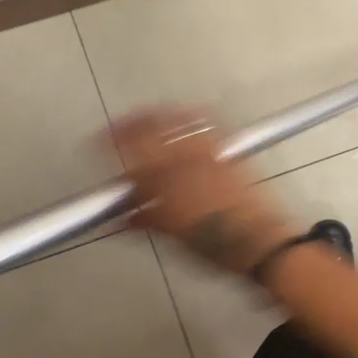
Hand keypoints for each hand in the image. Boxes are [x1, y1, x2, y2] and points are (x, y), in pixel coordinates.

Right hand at [109, 107, 299, 275]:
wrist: (258, 241)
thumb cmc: (212, 244)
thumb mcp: (171, 236)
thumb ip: (145, 220)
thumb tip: (125, 217)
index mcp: (162, 181)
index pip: (128, 152)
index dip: (110, 141)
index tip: (100, 139)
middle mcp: (183, 160)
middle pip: (151, 128)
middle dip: (131, 122)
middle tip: (121, 125)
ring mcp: (209, 152)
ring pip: (179, 121)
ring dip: (160, 115)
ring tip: (151, 115)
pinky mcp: (230, 152)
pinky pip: (210, 124)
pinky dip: (196, 116)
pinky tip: (193, 113)